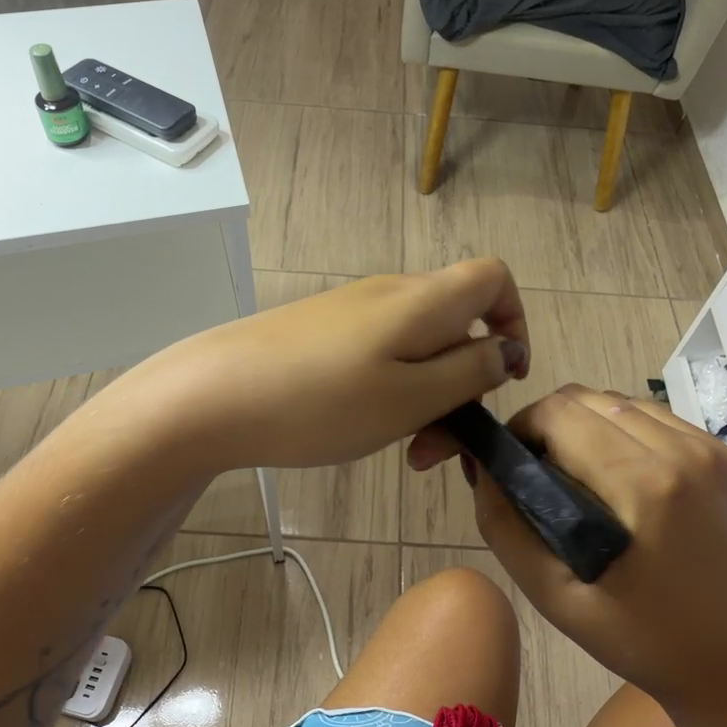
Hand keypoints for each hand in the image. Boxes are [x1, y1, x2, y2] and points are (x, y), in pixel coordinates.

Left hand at [95, 259, 529, 473]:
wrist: (212, 395)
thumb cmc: (320, 401)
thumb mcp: (410, 398)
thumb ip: (469, 372)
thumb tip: (506, 350)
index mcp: (422, 300)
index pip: (493, 277)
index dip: (514, 321)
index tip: (503, 379)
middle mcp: (391, 293)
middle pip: (457, 320)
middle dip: (466, 381)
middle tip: (441, 447)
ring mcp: (352, 310)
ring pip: (417, 344)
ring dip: (427, 395)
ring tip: (403, 449)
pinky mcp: (321, 331)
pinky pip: (381, 352)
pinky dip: (392, 389)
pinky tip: (364, 427)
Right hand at [470, 385, 726, 705]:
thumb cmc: (641, 639)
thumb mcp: (553, 595)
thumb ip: (503, 524)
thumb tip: (481, 463)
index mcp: (641, 485)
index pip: (557, 412)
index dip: (521, 428)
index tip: (513, 464)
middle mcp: (680, 452)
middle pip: (586, 398)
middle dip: (549, 424)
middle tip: (540, 473)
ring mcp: (708, 449)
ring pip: (619, 402)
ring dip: (586, 424)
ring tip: (580, 475)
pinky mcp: (722, 454)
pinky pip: (654, 417)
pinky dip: (623, 432)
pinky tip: (621, 476)